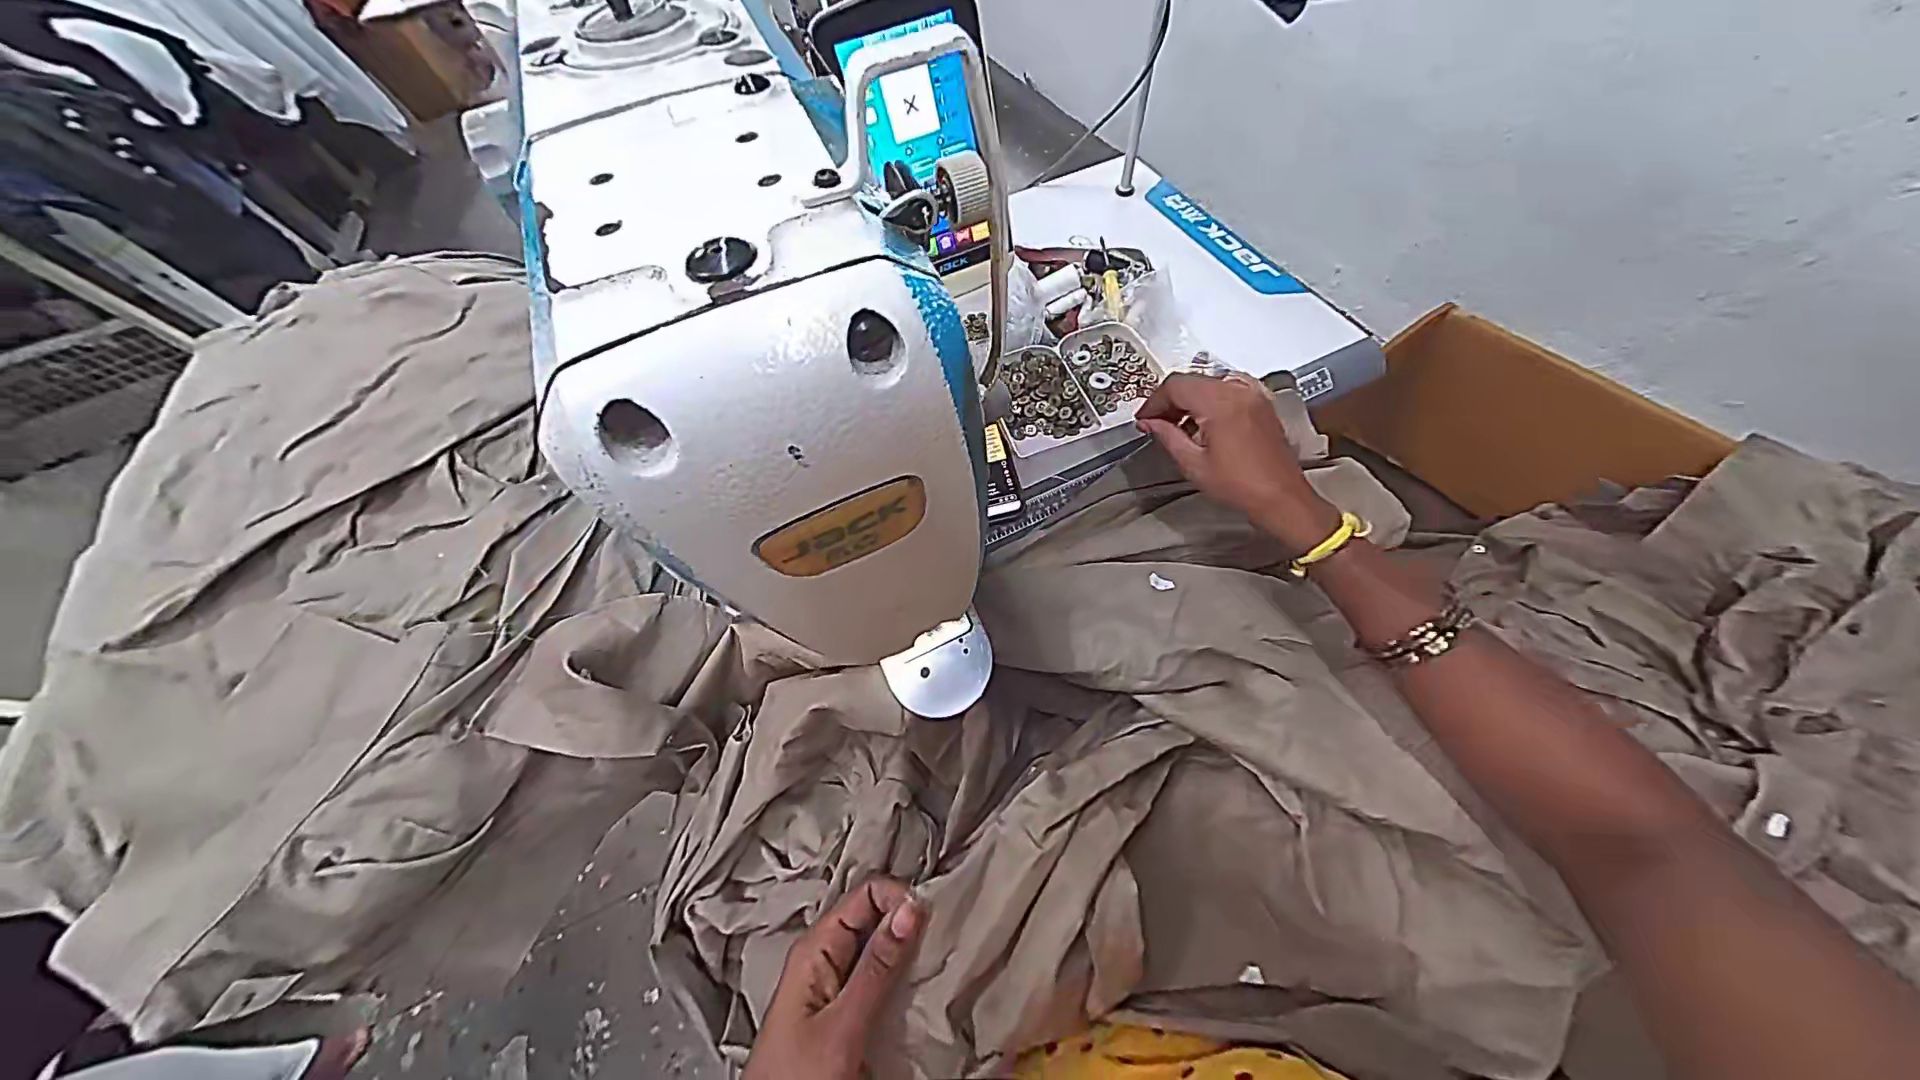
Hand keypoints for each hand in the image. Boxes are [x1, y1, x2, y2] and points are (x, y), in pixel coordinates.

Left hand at [743, 878, 924, 1079]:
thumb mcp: (841, 1026)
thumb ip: (877, 967)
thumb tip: (910, 908)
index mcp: (816, 947)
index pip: (866, 892)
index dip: (899, 897)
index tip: (928, 919)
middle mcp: (825, 957)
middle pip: (875, 916)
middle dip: (907, 923)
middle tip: (938, 941)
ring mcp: (835, 984)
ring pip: (880, 948)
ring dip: (908, 952)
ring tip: (934, 962)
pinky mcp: (845, 1011)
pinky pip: (880, 979)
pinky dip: (902, 978)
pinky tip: (918, 989)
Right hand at [1135, 372, 1339, 549]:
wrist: (1280, 497)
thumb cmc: (1244, 486)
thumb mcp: (1193, 464)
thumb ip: (1167, 436)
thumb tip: (1151, 423)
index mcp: (1220, 403)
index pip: (1175, 386)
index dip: (1153, 402)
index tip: (1144, 418)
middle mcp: (1239, 391)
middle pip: (1192, 381)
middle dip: (1169, 400)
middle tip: (1155, 422)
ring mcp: (1253, 395)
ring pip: (1209, 383)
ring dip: (1188, 400)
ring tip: (1177, 426)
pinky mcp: (1261, 404)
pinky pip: (1228, 390)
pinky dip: (1209, 401)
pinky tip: (1202, 424)